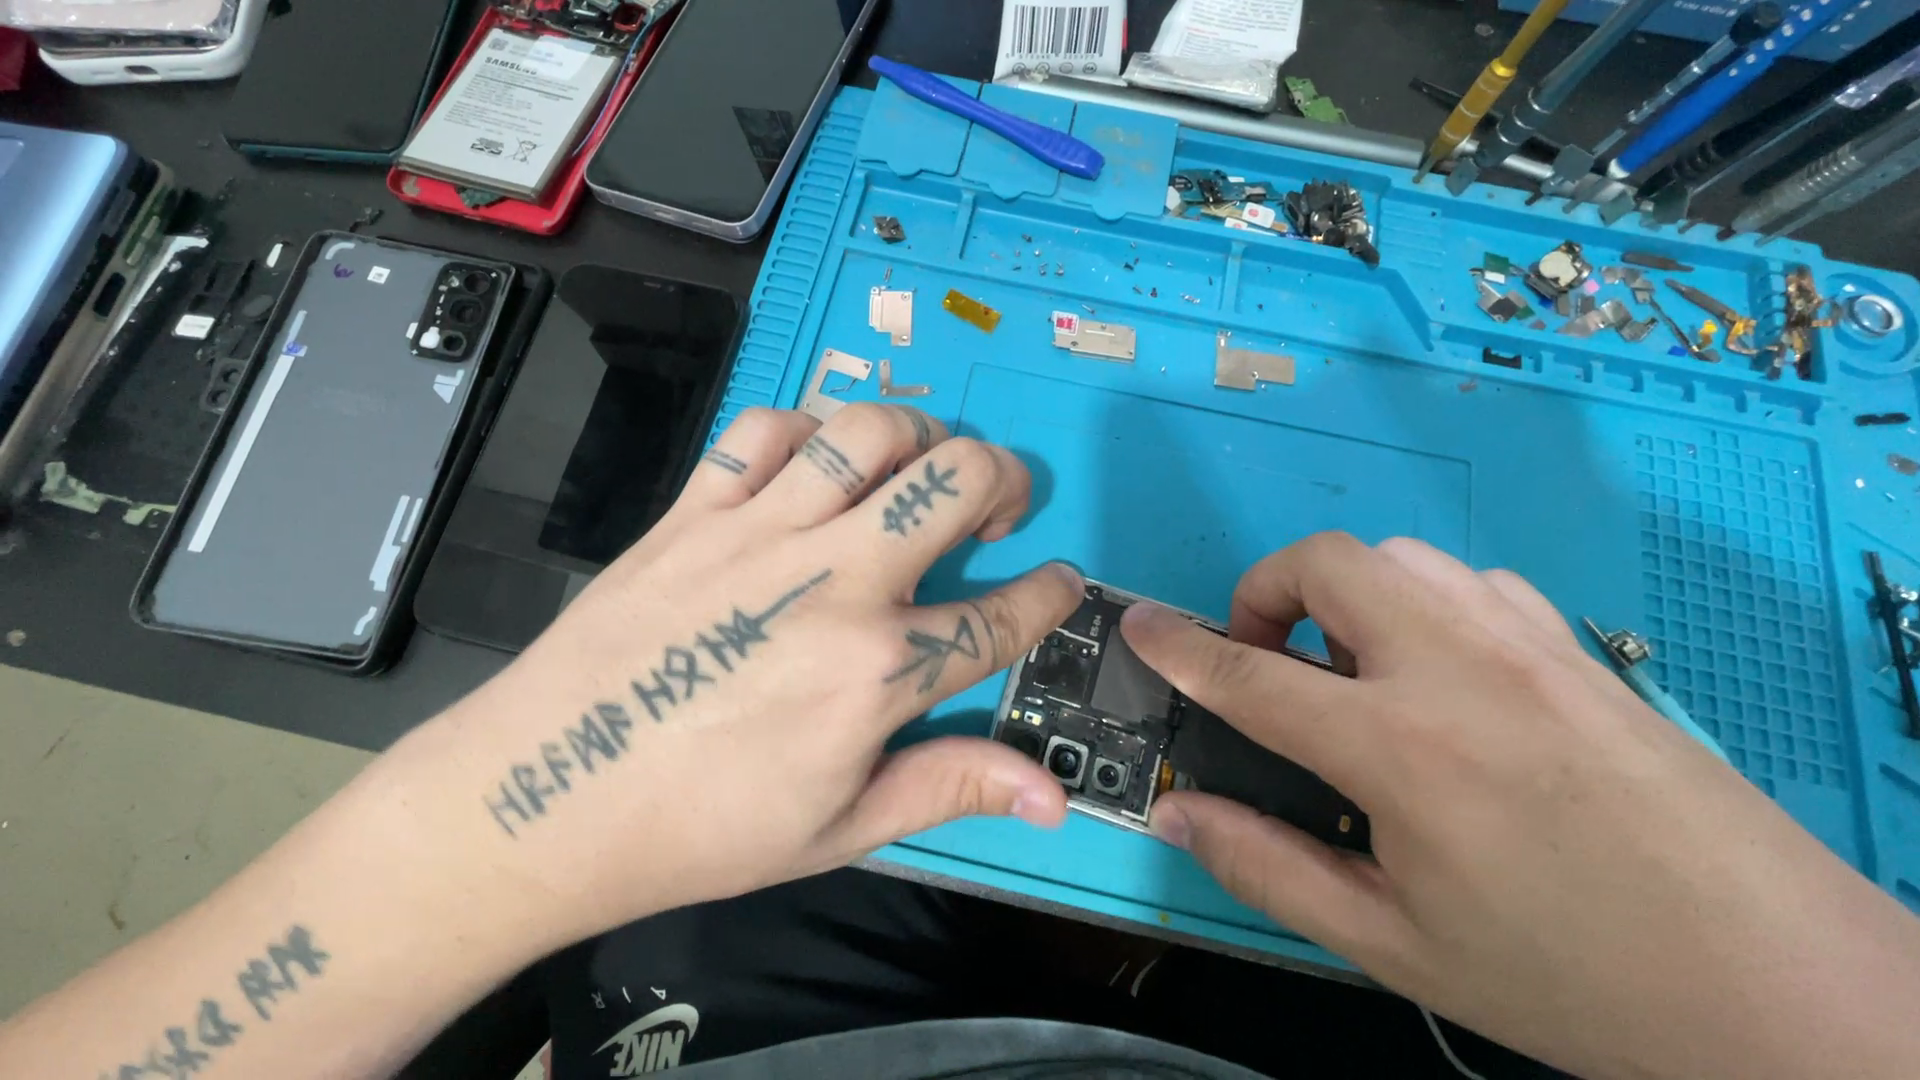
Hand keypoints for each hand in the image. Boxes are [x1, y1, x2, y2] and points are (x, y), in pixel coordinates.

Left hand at [393, 405, 1079, 946]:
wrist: (544, 798)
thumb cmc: (701, 830)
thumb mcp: (840, 831)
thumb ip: (950, 789)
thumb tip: (1052, 798)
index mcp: (877, 673)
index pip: (1001, 618)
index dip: (1050, 595)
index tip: (1062, 582)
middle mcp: (833, 584)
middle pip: (955, 482)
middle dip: (1006, 478)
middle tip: (1001, 506)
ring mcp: (759, 535)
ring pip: (869, 430)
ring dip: (919, 435)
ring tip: (920, 467)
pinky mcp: (693, 510)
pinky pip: (765, 429)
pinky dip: (808, 429)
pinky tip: (817, 465)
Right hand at [1121, 534, 1919, 1079]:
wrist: (1790, 992)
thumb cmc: (1567, 976)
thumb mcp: (1390, 944)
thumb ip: (1266, 867)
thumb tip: (1175, 814)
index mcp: (1401, 748)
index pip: (1251, 675)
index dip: (1181, 647)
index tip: (1139, 623)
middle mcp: (1458, 668)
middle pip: (1329, 563)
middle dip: (1265, 592)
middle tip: (1265, 660)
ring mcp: (1529, 645)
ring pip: (1401, 557)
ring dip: (1344, 594)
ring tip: (1347, 668)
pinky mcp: (1581, 648)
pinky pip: (1471, 583)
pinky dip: (1420, 603)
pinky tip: (1434, 670)